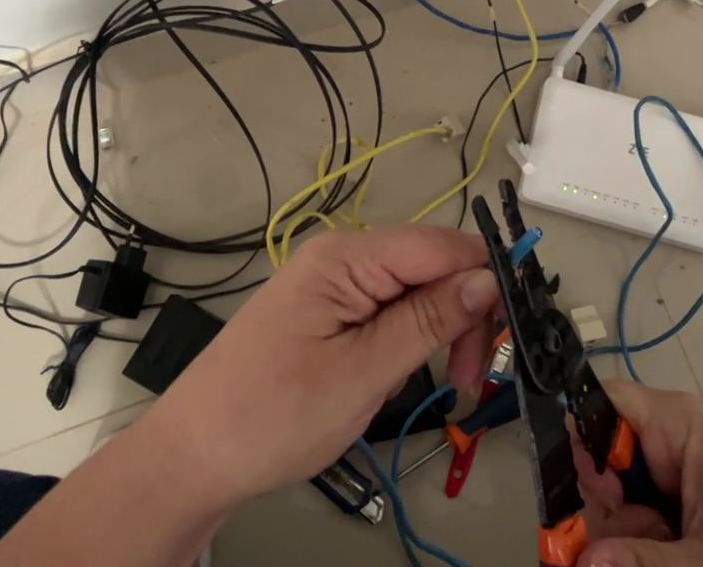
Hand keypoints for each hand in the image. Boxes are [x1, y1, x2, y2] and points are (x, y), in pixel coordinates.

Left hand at [145, 224, 500, 503]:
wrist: (194, 455)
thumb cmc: (274, 415)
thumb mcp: (363, 372)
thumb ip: (429, 320)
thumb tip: (489, 278)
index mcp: (348, 257)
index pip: (441, 246)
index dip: (484, 280)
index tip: (508, 336)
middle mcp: (343, 256)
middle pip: (432, 265)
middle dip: (463, 314)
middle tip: (470, 382)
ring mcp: (335, 283)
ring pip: (416, 290)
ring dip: (441, 332)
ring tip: (444, 387)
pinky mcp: (330, 310)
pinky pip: (390, 309)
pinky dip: (412, 340)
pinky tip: (406, 373)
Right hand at [575, 380, 702, 566]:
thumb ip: (645, 561)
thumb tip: (583, 561)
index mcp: (677, 424)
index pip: (603, 401)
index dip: (587, 443)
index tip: (606, 494)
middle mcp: (669, 441)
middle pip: (600, 460)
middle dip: (610, 510)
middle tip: (640, 543)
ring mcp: (673, 477)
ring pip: (613, 500)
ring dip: (626, 539)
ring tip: (672, 559)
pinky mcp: (679, 509)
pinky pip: (636, 522)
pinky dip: (639, 548)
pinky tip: (666, 561)